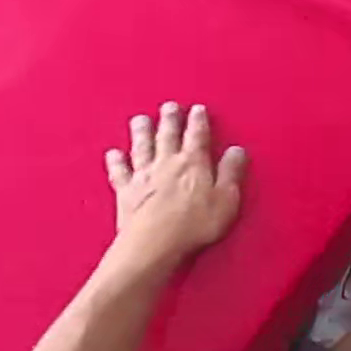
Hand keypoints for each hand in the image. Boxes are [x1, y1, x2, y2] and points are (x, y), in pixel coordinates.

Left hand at [103, 102, 247, 273]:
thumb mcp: (226, 199)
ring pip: (142, 147)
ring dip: (142, 132)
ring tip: (141, 119)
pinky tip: (113, 153)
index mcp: (193, 164)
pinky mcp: (126, 192)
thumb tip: (237, 151)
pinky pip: (119, 172)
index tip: (198, 109)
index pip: (197, 136)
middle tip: (169, 107)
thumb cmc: (194, 224)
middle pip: (167, 136)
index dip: (198, 121)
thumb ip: (231, 172)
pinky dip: (116, 161)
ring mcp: (143, 177)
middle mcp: (166, 164)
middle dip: (170, 120)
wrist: (154, 244)